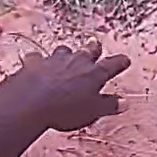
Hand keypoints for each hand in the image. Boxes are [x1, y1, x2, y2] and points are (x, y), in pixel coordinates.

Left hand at [1, 42, 131, 131]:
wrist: (31, 102)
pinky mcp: (34, 63)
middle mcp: (76, 62)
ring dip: (67, 54)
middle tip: (95, 44)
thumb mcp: (93, 111)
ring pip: (64, 51)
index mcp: (94, 74)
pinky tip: (36, 64)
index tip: (124, 60)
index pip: (112, 65)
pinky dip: (38, 62)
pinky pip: (37, 58)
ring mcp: (54, 60)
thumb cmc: (65, 109)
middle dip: (93, 48)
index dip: (120, 62)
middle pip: (88, 51)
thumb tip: (123, 102)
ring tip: (67, 55)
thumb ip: (109, 105)